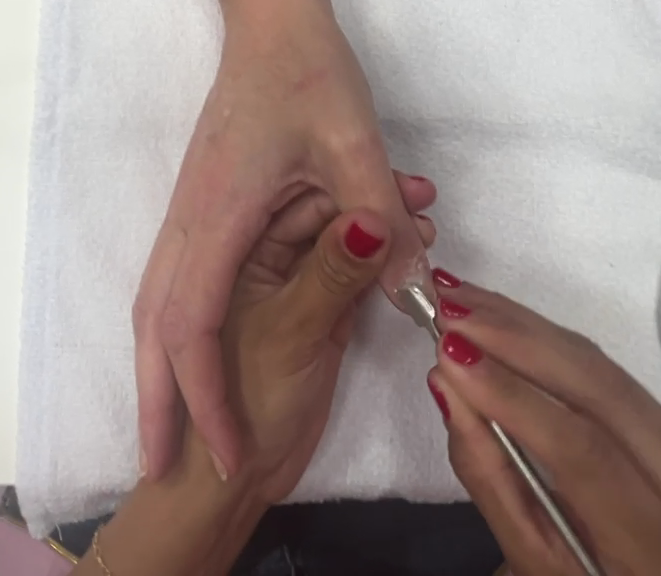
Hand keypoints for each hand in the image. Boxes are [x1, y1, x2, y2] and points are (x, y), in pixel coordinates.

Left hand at [77, 204, 429, 575]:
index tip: (398, 184)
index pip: (294, 204)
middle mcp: (261, 253)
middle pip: (321, 217)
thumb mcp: (292, 329)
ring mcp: (292, 281)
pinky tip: (417, 251)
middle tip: (422, 195)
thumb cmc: (249, 395)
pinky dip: (382, 268)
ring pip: (341, 245)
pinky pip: (354, 277)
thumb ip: (332, 274)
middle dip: (370, 207)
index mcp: (233, 246)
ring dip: (382, 235)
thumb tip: (375, 219)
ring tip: (427, 223)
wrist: (243, 475)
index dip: (345, 191)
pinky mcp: (320, 309)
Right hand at [136, 0, 430, 479]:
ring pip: (156, 298)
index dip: (204, 396)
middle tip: (156, 464)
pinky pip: (177, 274)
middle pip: (152, 321)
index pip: (195, 322)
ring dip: (159, 363)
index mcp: (221, 212)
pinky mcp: (200, 199)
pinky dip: (176, 323)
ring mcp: (188, 207)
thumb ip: (380, 222)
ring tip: (168, 421)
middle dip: (154, 398)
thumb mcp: (356, 148)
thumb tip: (413, 293)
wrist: (268, 21)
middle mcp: (189, 218)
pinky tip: (197, 344)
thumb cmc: (308, 76)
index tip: (224, 456)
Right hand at [428, 278, 660, 575]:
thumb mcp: (529, 560)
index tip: (448, 349)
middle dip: (516, 340)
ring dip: (524, 326)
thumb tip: (446, 381)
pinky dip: (544, 336)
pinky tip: (498, 315)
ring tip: (460, 297)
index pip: (585, 455)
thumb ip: (488, 473)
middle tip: (448, 306)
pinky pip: (606, 369)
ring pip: (603, 369)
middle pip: (602, 393)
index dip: (514, 396)